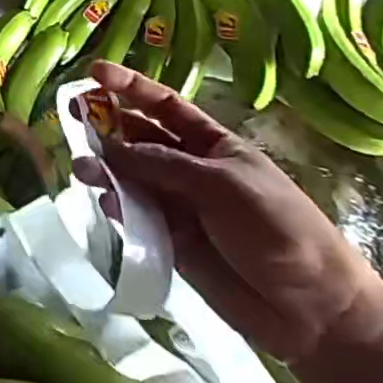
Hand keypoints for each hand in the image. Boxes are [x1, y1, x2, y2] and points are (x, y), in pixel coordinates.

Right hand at [90, 62, 382, 362]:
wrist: (311, 309)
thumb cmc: (277, 228)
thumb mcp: (223, 185)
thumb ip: (165, 166)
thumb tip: (110, 148)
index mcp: (211, 142)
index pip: (163, 104)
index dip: (129, 86)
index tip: (94, 73)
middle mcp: (189, 167)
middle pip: (140, 138)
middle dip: (107, 125)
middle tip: (71, 116)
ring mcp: (179, 204)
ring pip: (132, 177)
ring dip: (106, 169)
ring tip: (83, 168)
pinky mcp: (171, 241)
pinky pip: (137, 216)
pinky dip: (118, 208)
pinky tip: (107, 205)